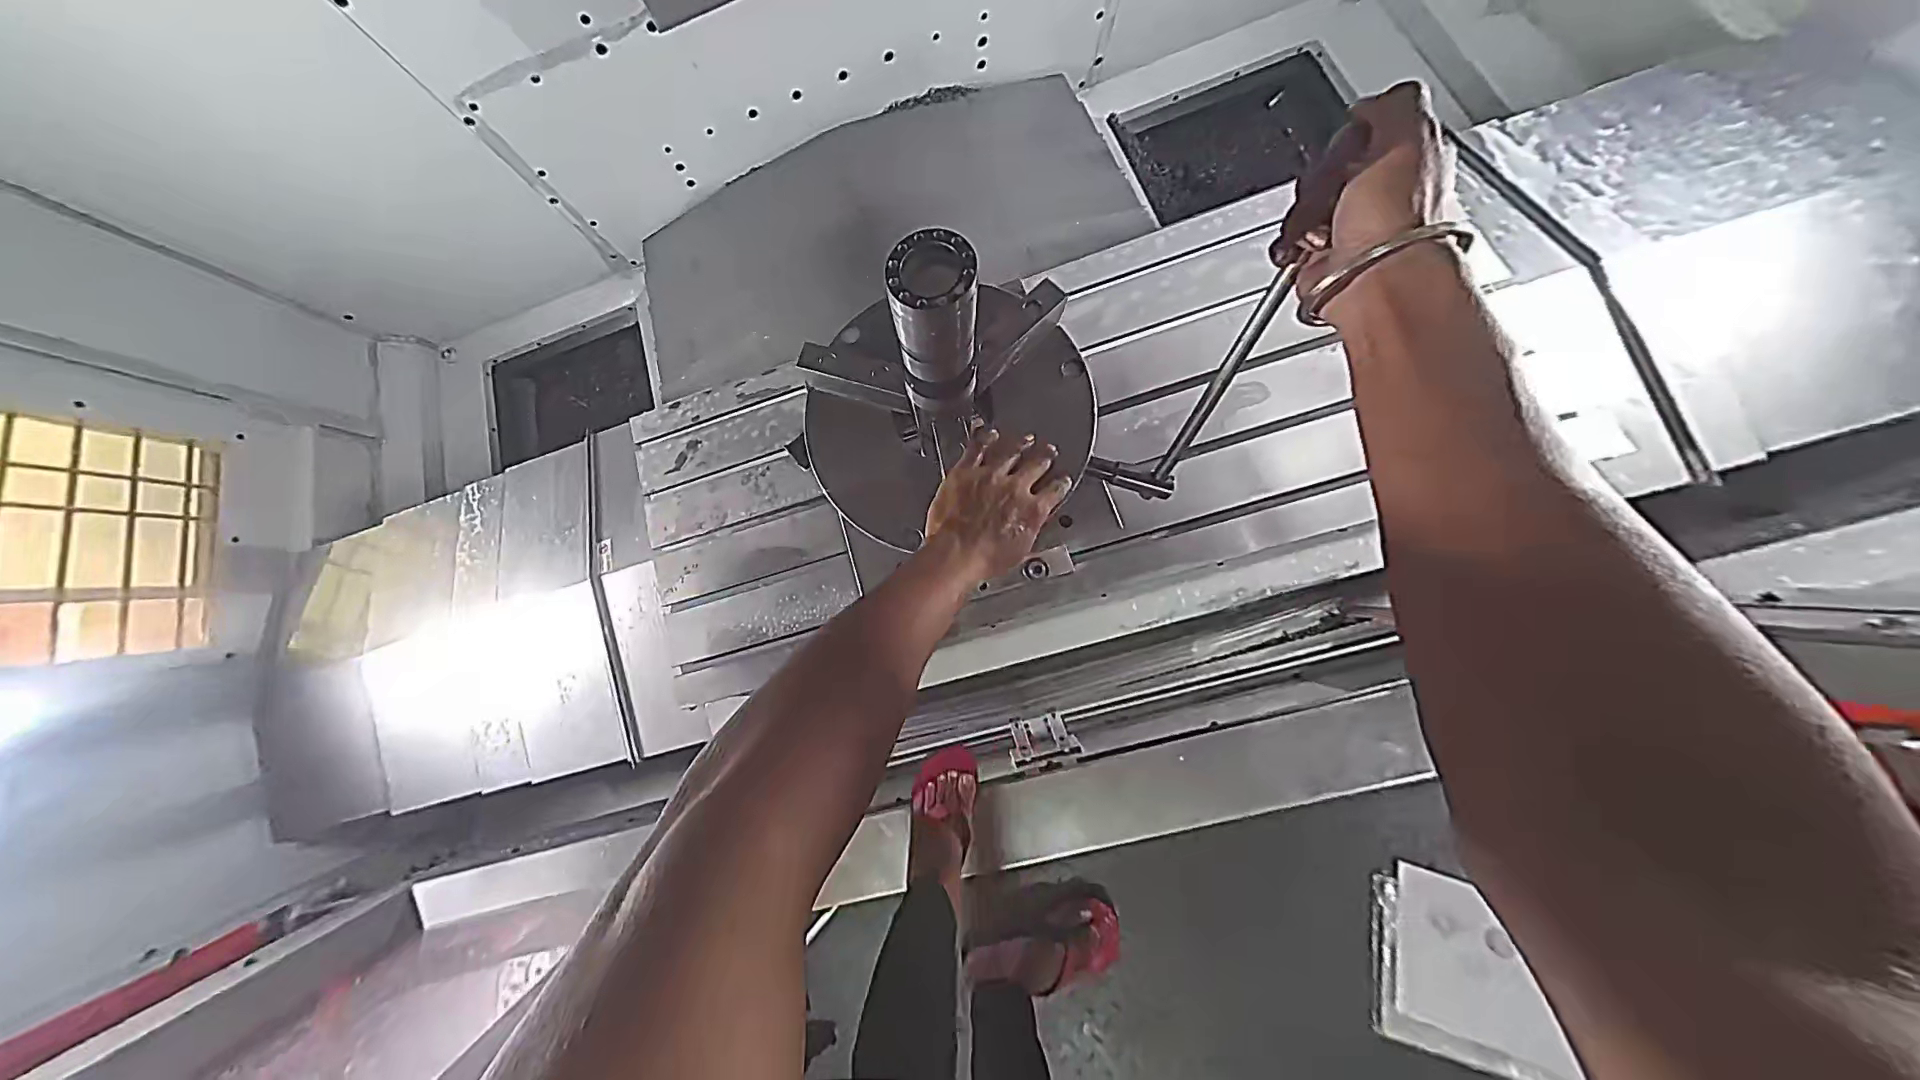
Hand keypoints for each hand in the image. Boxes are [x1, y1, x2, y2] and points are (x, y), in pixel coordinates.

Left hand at [924, 428, 1071, 584]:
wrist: (956, 553)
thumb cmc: (984, 558)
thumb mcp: (1021, 550)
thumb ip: (1032, 528)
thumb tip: (1036, 523)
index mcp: (1033, 509)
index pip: (1056, 489)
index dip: (1061, 483)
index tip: (1062, 480)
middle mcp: (1015, 488)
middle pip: (1037, 463)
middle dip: (1045, 456)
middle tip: (1048, 452)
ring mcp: (990, 476)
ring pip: (1011, 450)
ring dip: (1021, 443)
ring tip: (1026, 439)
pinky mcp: (966, 471)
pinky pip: (978, 447)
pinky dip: (986, 438)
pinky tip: (990, 434)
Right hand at [1271, 82, 1453, 298]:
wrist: (1372, 280)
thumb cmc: (1397, 223)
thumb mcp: (1407, 136)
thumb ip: (1392, 106)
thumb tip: (1366, 108)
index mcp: (1405, 161)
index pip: (1360, 132)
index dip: (1348, 140)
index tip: (1352, 153)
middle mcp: (1377, 194)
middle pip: (1326, 168)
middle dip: (1321, 178)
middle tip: (1337, 193)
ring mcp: (1346, 227)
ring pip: (1304, 203)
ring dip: (1304, 214)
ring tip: (1322, 227)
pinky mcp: (1318, 257)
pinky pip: (1289, 239)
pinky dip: (1289, 243)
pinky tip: (1306, 246)